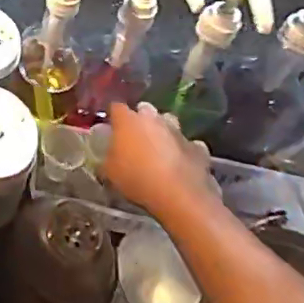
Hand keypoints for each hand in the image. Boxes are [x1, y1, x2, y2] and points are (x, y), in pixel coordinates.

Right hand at [102, 102, 214, 220]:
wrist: (180, 195)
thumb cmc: (137, 179)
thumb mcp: (110, 173)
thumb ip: (107, 160)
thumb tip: (105, 159)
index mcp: (128, 120)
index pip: (116, 107)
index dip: (114, 116)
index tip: (111, 127)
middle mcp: (153, 118)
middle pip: (145, 111)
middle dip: (141, 121)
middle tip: (136, 138)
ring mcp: (178, 131)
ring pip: (169, 123)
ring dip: (164, 132)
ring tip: (160, 149)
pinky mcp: (197, 148)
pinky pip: (189, 145)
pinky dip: (185, 151)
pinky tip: (182, 164)